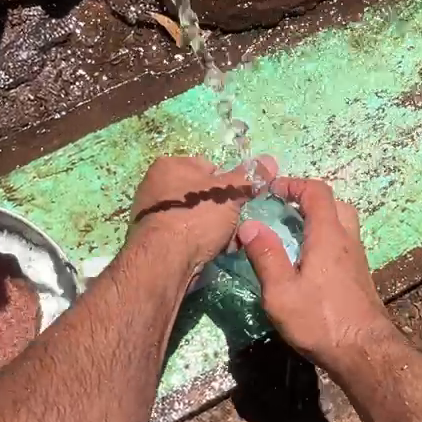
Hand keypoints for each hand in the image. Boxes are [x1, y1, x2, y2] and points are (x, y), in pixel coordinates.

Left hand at [128, 154, 276, 276]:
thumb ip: (250, 177)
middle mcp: (155, 185)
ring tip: (227, 243)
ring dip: (214, 229)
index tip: (238, 201)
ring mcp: (151, 214)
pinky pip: (185, 236)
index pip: (209, 167)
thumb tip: (269, 160)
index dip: (228, 185)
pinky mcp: (153, 240)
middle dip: (222, 211)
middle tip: (235, 225)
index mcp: (170, 165)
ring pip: (196, 218)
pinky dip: (200, 242)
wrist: (164, 261)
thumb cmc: (196, 217)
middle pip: (202, 195)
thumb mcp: (229, 193)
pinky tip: (211, 253)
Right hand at [239, 177, 393, 372]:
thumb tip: (249, 224)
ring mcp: (357, 259)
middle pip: (335, 204)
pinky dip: (325, 240)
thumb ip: (266, 256)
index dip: (294, 184)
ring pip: (342, 224)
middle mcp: (347, 241)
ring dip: (319, 220)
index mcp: (328, 235)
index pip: (316, 192)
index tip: (272, 190)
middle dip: (308, 200)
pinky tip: (307, 263)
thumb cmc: (320, 320)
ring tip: (292, 236)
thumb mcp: (281, 291)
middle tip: (284, 211)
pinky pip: (343, 244)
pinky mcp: (359, 277)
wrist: (365, 354)